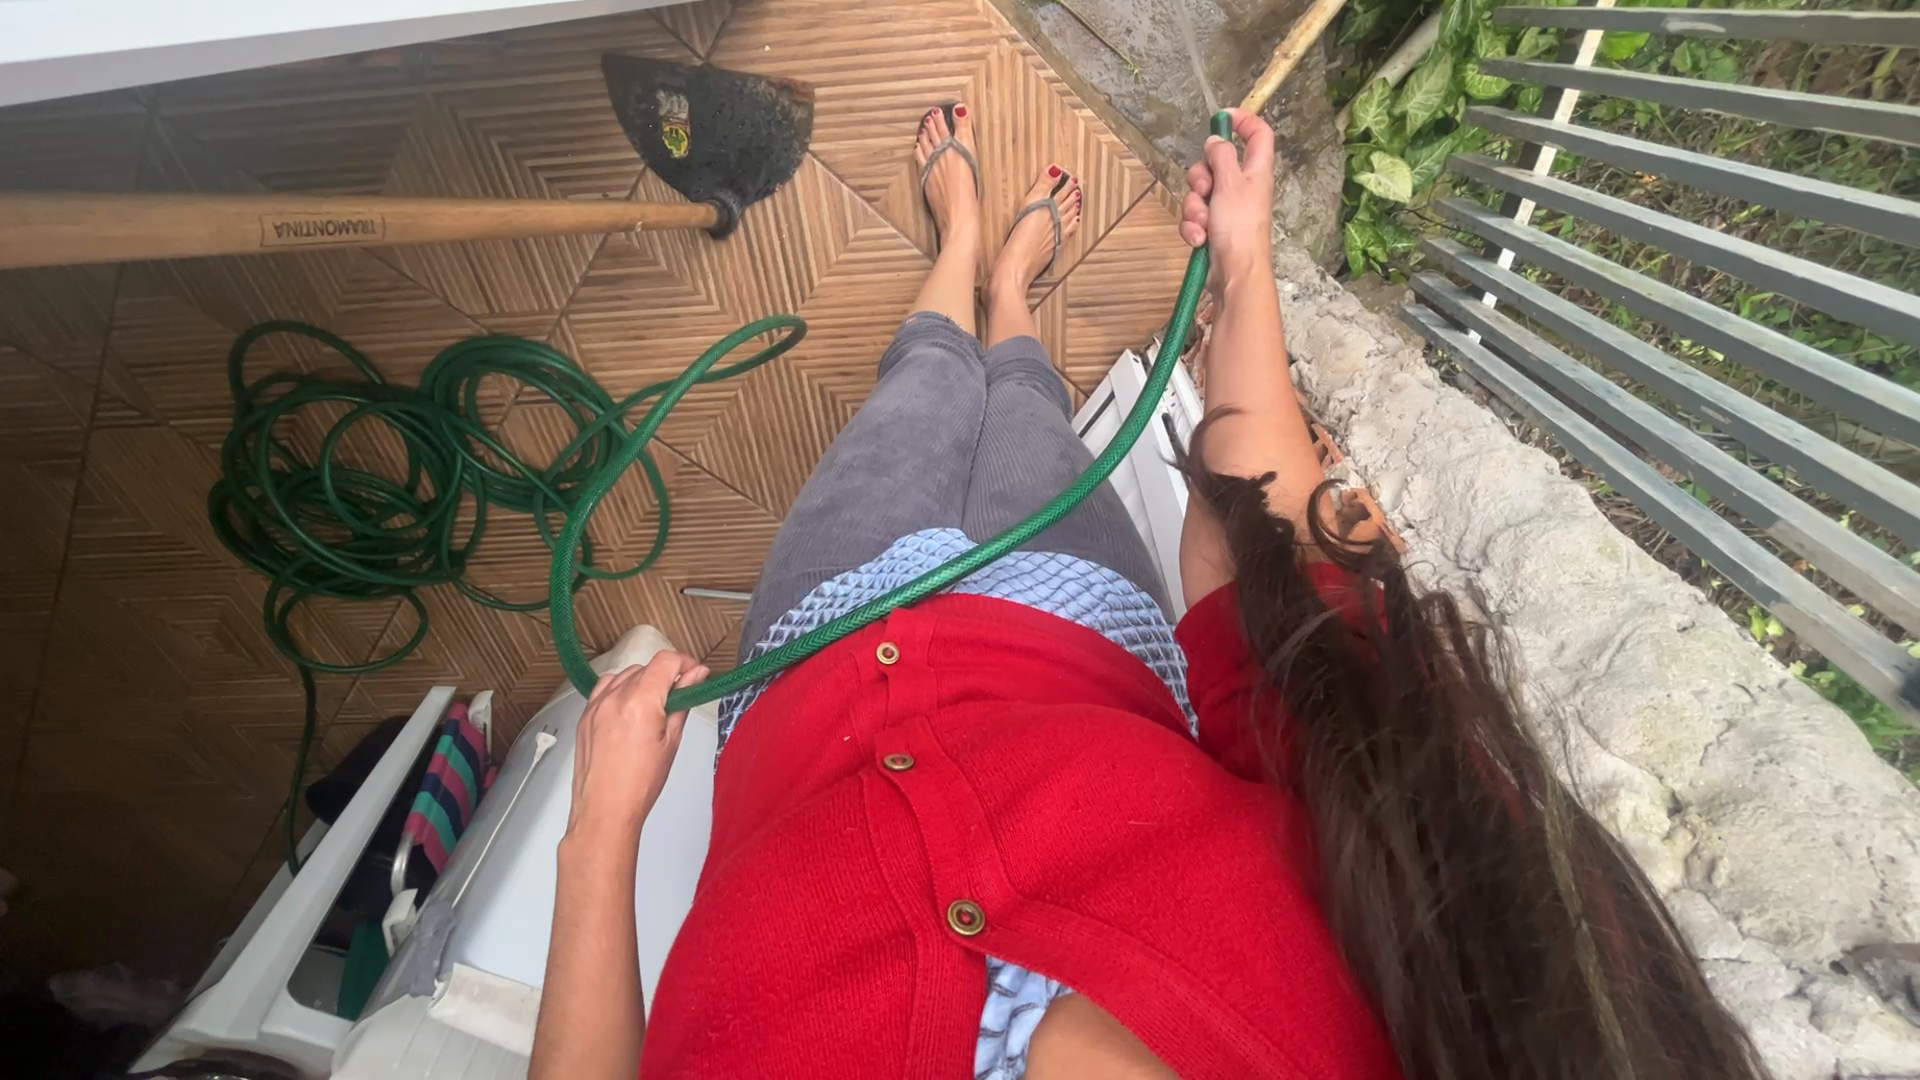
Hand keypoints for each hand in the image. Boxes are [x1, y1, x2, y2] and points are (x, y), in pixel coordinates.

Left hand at [565, 652, 707, 843]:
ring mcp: (596, 706)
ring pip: (627, 674)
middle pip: (648, 666)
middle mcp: (615, 698)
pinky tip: (630, 706)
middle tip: (680, 695)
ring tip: (654, 705)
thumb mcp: (672, 740)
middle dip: (668, 675)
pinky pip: (605, 687)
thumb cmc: (638, 784)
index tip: (694, 674)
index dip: (685, 664)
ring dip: (645, 681)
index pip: (666, 661)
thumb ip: (683, 701)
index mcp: (641, 703)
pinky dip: (621, 688)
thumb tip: (696, 677)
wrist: (605, 811)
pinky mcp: (585, 716)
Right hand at [1178, 108, 1275, 285]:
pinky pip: (1194, 219)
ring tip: (1203, 223)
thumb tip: (1216, 140)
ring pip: (1199, 194)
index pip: (1258, 135)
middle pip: (1215, 165)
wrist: (1233, 272)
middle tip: (1205, 189)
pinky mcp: (1211, 229)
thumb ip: (1222, 157)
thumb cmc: (1239, 227)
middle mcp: (1241, 187)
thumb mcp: (1230, 183)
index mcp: (1255, 171)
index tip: (1221, 119)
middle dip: (1201, 177)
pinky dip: (1192, 228)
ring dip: (1194, 209)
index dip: (1243, 122)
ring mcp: (1225, 209)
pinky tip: (1198, 239)